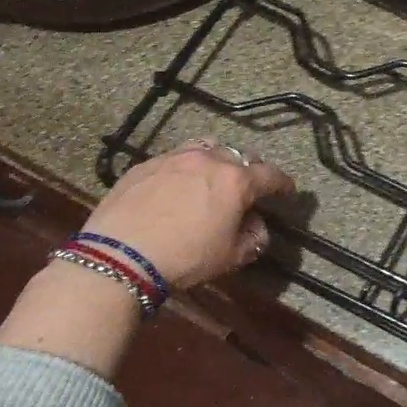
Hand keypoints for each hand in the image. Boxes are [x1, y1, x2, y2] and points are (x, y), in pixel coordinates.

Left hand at [79, 140, 295, 290]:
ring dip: (217, 161)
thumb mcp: (230, 257)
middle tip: (248, 187)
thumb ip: (253, 239)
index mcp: (236, 181)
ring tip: (213, 176)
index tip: (287, 191)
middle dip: (249, 171)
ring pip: (206, 149)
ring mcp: (174, 158)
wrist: (119, 257)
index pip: (270, 176)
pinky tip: (177, 185)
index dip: (283, 184)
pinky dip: (186, 167)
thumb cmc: (185, 257)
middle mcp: (209, 160)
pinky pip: (175, 158)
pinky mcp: (145, 165)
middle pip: (239, 157)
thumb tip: (257, 227)